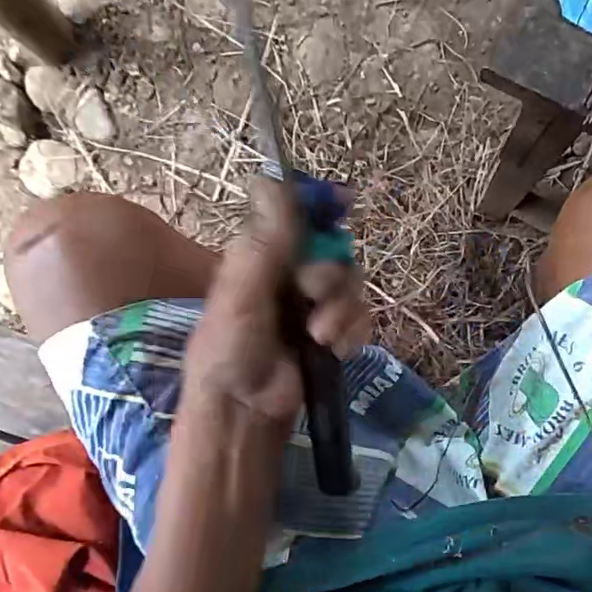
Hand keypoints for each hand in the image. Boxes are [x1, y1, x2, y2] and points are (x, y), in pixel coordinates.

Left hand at [183, 179, 371, 427]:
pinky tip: (335, 350)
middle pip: (334, 252)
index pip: (297, 216)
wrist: (245, 411)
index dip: (320, 204)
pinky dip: (353, 332)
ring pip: (351, 286)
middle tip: (311, 296)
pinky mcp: (334, 334)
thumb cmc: (229, 351)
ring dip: (341, 310)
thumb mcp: (240, 294)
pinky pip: (361, 318)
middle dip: (329, 275)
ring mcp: (314, 306)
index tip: (343, 200)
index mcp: (263, 257)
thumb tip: (269, 180)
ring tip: (320, 336)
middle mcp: (291, 276)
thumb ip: (263, 243)